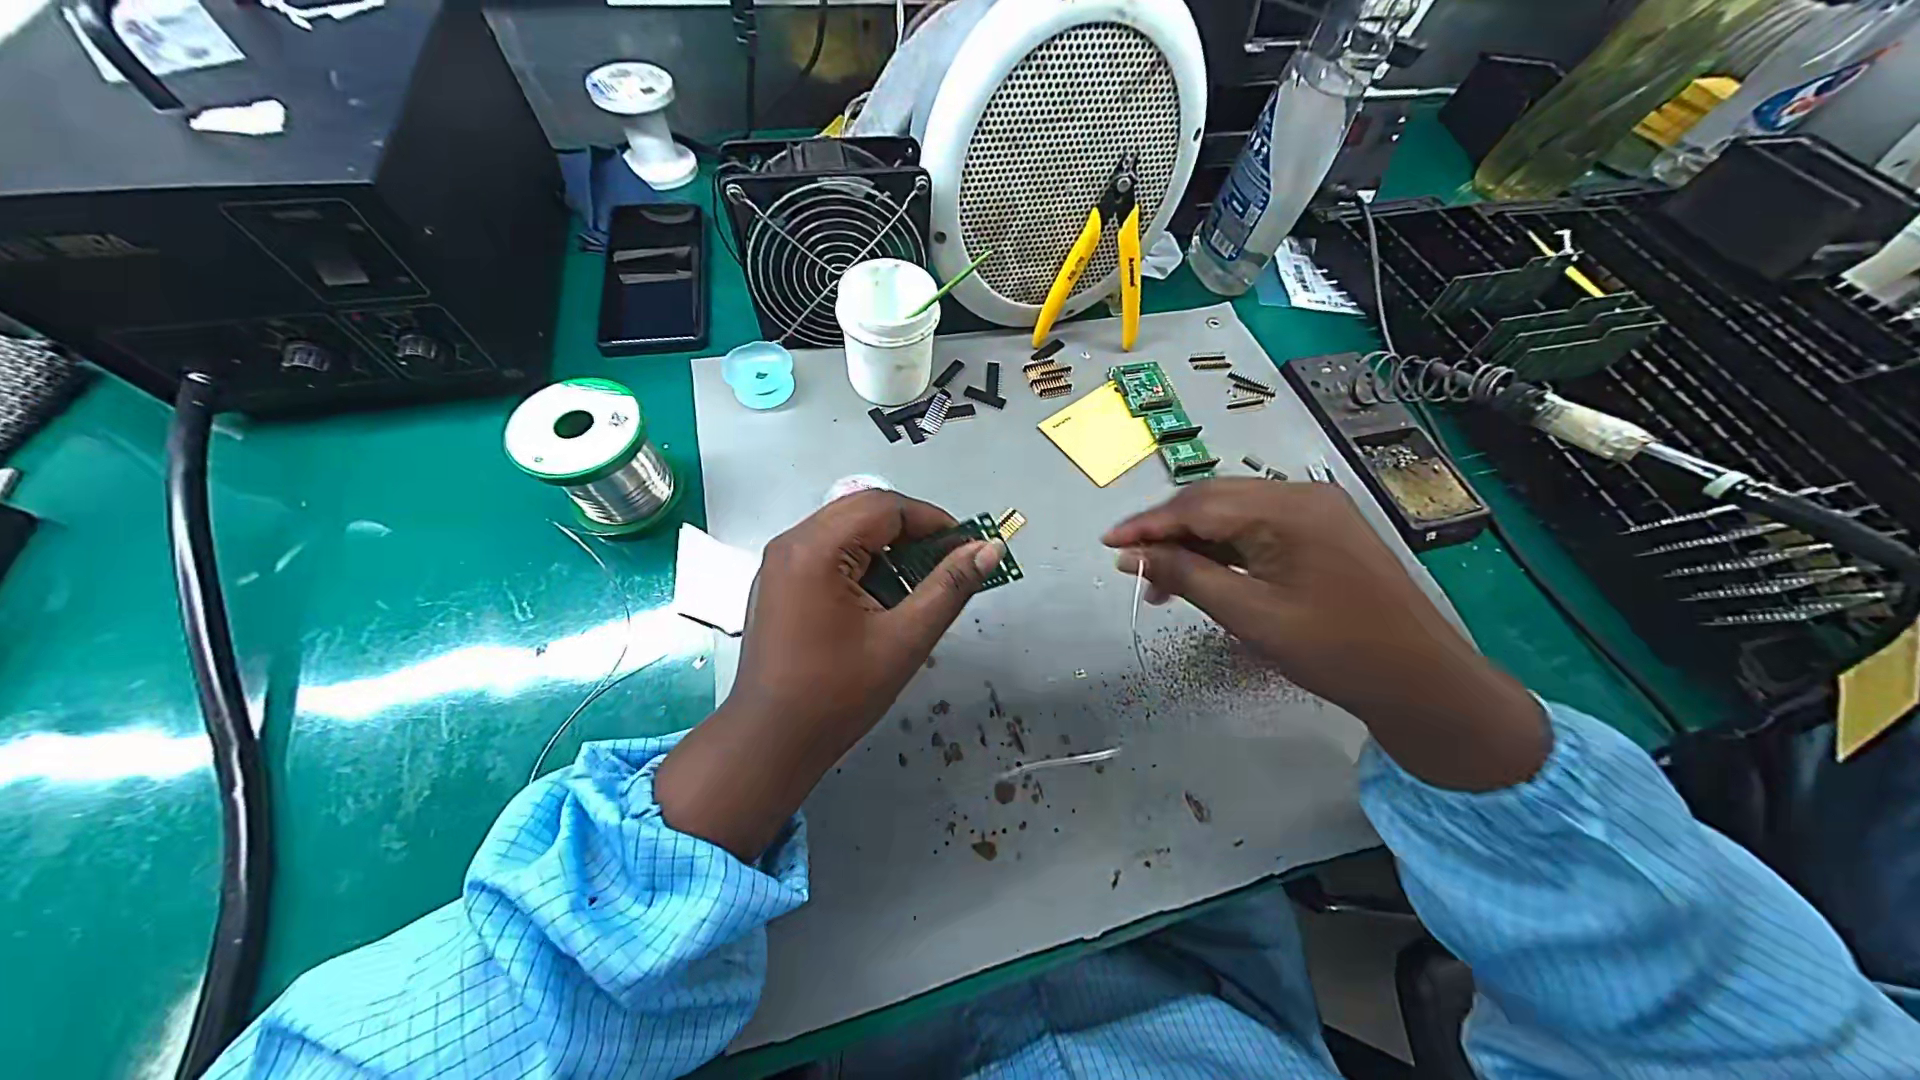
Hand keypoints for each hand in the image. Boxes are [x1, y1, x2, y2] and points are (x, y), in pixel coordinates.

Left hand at [657, 490, 1001, 857]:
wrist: (771, 743)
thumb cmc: (837, 695)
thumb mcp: (905, 640)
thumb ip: (950, 587)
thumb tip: (988, 549)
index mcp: (815, 549)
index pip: (885, 507)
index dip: (933, 521)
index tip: (967, 548)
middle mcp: (791, 543)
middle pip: (863, 511)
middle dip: (912, 532)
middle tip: (948, 565)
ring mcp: (779, 563)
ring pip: (846, 530)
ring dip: (888, 549)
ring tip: (918, 586)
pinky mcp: (779, 583)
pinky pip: (828, 553)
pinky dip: (862, 563)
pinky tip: (883, 599)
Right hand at [1103, 479, 1546, 790]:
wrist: (1423, 681)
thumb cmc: (1335, 651)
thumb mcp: (1249, 615)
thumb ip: (1186, 576)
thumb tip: (1132, 556)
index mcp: (1288, 509)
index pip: (1197, 505)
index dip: (1147, 525)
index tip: (1107, 544)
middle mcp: (1302, 496)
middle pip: (1213, 501)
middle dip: (1167, 533)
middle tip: (1132, 569)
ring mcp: (1316, 512)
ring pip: (1232, 515)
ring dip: (1193, 543)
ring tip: (1161, 583)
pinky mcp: (1322, 532)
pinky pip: (1257, 529)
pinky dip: (1223, 550)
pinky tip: (1204, 575)